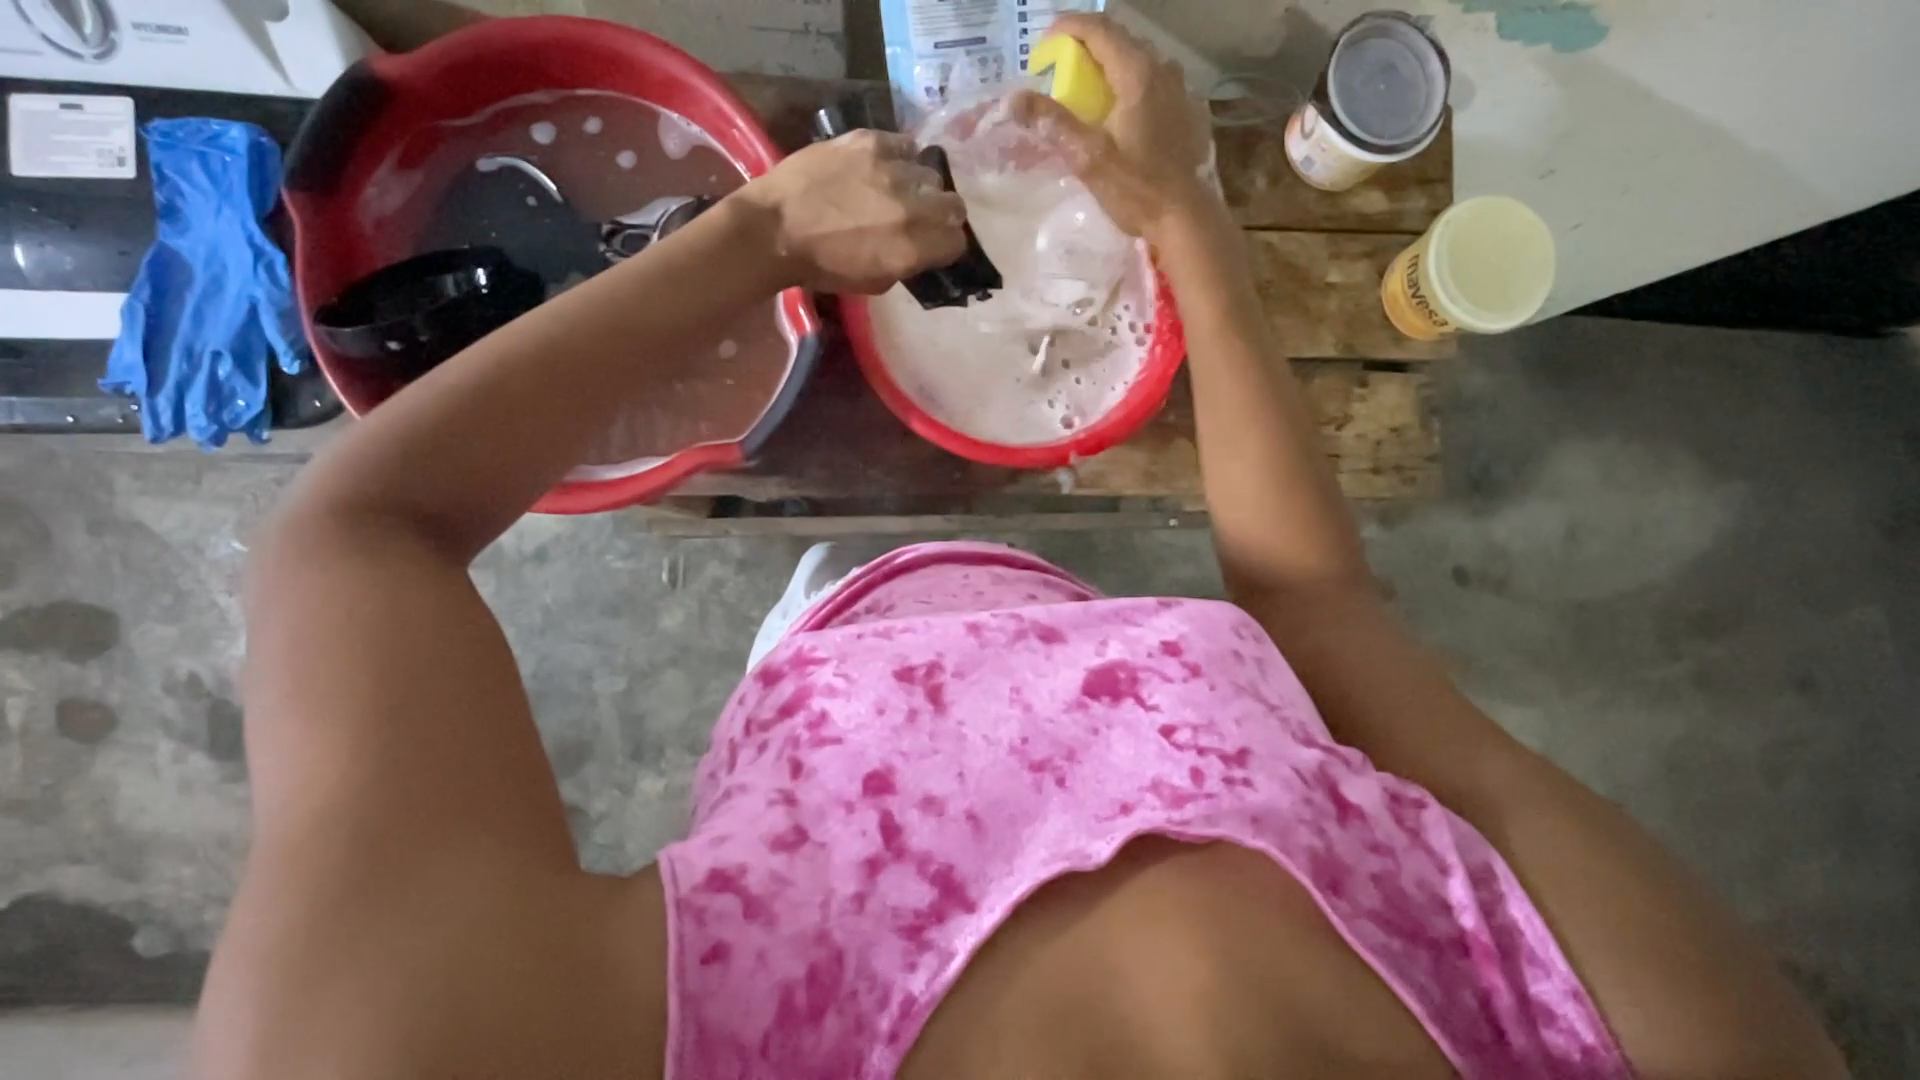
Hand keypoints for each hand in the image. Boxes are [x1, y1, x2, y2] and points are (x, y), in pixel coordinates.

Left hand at [736, 130, 969, 293]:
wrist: (773, 228)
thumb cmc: (820, 266)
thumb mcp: (873, 282)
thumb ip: (907, 265)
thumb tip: (922, 251)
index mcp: (910, 249)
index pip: (957, 241)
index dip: (947, 245)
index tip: (935, 245)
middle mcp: (910, 207)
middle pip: (953, 204)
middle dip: (941, 213)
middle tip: (921, 217)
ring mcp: (891, 168)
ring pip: (930, 172)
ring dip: (919, 184)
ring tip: (898, 189)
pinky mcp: (870, 140)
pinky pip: (904, 145)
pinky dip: (899, 157)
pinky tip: (882, 167)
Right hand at [1011, 13, 1218, 242]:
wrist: (1184, 217)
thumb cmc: (1135, 189)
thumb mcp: (1088, 157)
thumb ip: (1053, 122)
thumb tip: (1015, 99)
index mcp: (1137, 73)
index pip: (1099, 29)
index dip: (1067, 28)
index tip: (1043, 44)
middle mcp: (1162, 69)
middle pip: (1120, 40)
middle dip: (1086, 46)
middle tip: (1060, 67)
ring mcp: (1179, 88)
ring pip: (1139, 60)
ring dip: (1109, 65)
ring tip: (1087, 87)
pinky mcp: (1186, 109)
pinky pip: (1154, 81)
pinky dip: (1130, 84)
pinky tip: (1119, 109)